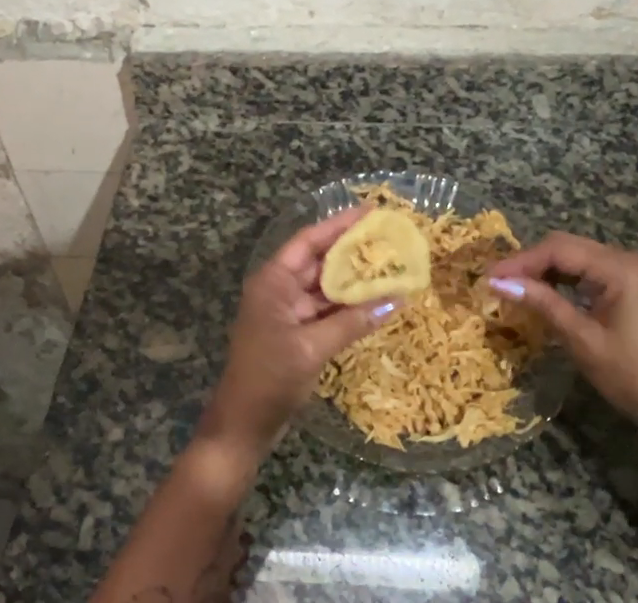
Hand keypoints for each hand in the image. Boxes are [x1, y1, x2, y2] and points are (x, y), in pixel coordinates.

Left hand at [200, 206, 398, 455]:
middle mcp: (278, 289)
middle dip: (351, 250)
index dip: (338, 224)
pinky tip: (375, 301)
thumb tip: (395, 300)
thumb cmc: (270, 379)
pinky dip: (348, 306)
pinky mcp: (295, 333)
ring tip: (390, 265)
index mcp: (273, 282)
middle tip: (388, 238)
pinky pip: (324, 310)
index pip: (309, 241)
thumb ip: (353, 322)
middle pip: (319, 260)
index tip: (370, 211)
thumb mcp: (312, 348)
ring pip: (324, 287)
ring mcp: (286, 312)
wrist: (243, 425)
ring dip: (353, 280)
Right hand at [488, 232, 637, 459]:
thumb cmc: (636, 377)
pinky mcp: (634, 293)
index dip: (518, 261)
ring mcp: (633, 276)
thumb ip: (542, 304)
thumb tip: (498, 282)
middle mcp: (626, 261)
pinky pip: (590, 275)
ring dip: (545, 272)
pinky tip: (545, 297)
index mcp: (618, 266)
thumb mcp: (583, 340)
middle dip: (529, 263)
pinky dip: (564, 283)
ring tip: (513, 290)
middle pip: (566, 248)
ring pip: (577, 260)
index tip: (487, 278)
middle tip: (496, 283)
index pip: (556, 249)